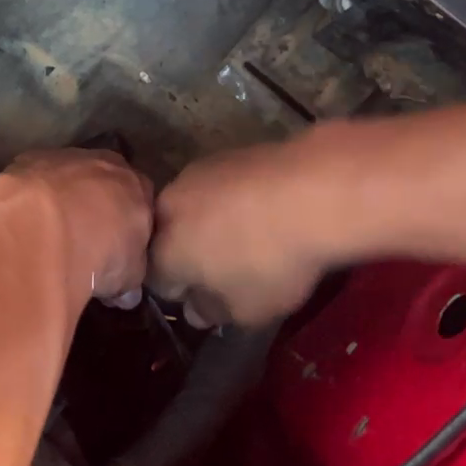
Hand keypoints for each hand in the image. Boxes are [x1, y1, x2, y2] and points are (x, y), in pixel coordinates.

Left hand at [0, 149, 154, 306]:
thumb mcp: (128, 277)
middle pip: (103, 181)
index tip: (118, 248)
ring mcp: (63, 157)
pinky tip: (23, 222)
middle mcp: (103, 162)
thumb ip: (130, 276)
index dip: (128, 224)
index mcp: (136, 186)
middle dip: (95, 205)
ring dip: (60, 199)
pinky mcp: (27, 159)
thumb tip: (127, 294)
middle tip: (83, 240)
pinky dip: (30, 198)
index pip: (140, 199)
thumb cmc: (100, 252)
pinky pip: (33, 179)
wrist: (45, 227)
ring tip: (47, 235)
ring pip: (66, 177)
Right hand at [149, 138, 333, 327]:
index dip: (182, 294)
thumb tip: (195, 309)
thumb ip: (212, 312)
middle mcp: (167, 207)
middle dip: (190, 253)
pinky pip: (214, 187)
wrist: (308, 190)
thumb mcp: (246, 310)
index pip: (157, 280)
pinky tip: (260, 209)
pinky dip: (228, 200)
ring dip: (207, 223)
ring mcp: (193, 174)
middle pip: (170, 237)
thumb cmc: (270, 261)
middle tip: (226, 268)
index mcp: (164, 251)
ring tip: (246, 234)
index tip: (209, 299)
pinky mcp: (220, 154)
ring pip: (190, 208)